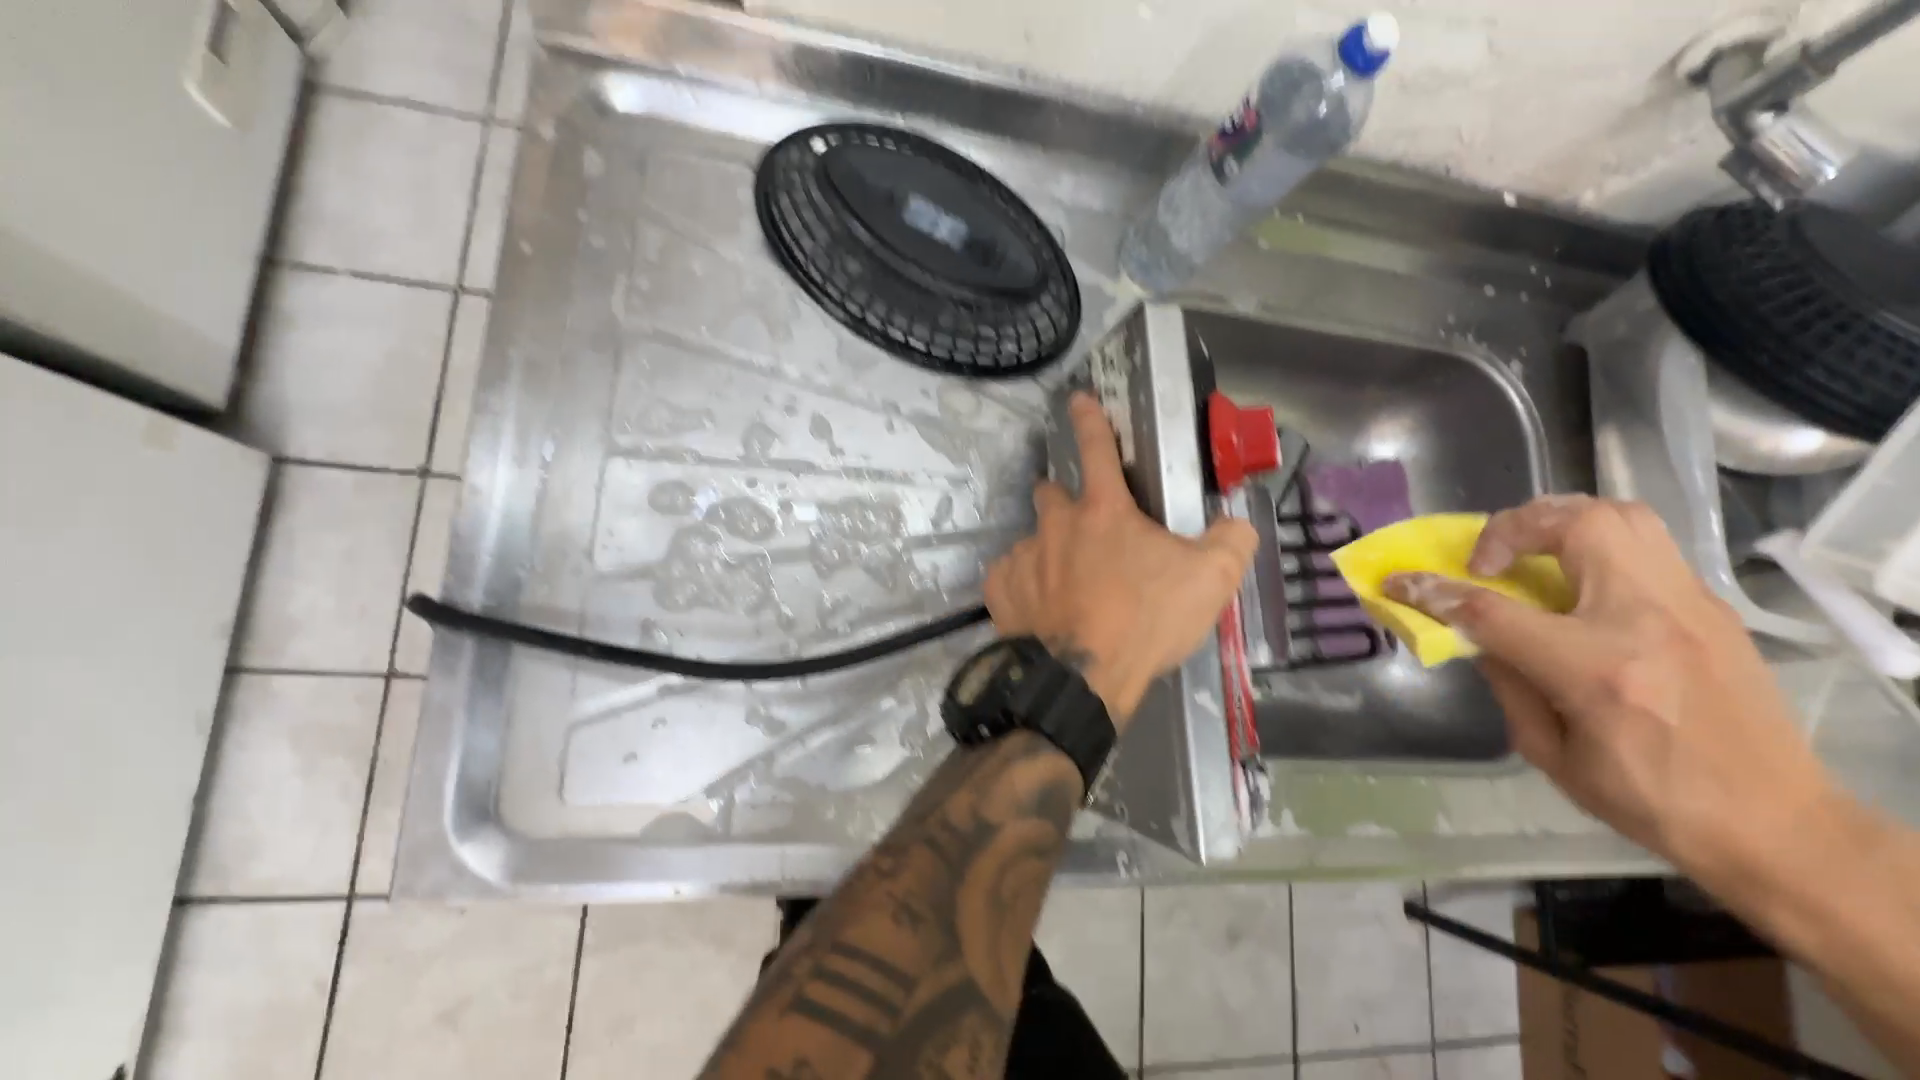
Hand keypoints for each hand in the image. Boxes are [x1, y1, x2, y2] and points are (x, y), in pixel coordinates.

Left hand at [984, 393, 1257, 727]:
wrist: (1083, 677)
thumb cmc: (1145, 621)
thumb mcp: (1210, 579)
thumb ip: (1230, 541)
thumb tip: (1235, 523)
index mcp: (1104, 510)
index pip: (1097, 448)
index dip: (1091, 420)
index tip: (1080, 401)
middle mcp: (1056, 524)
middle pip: (1051, 492)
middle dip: (1063, 498)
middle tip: (1081, 525)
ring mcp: (1023, 557)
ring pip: (1032, 539)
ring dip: (1048, 551)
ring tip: (1066, 585)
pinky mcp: (1001, 592)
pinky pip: (1010, 576)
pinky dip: (1024, 585)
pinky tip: (1040, 607)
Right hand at [1382, 495, 1840, 888]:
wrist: (1777, 823)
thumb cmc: (1653, 804)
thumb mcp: (1553, 756)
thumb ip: (1508, 684)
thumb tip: (1479, 634)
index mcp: (1597, 669)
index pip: (1492, 610)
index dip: (1433, 591)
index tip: (1399, 581)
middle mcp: (1646, 619)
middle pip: (1573, 525)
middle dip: (1511, 527)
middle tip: (1487, 561)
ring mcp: (1689, 605)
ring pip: (1621, 515)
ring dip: (1560, 520)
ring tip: (1534, 553)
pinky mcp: (1712, 607)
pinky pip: (1648, 545)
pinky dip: (1600, 543)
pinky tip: (1583, 583)